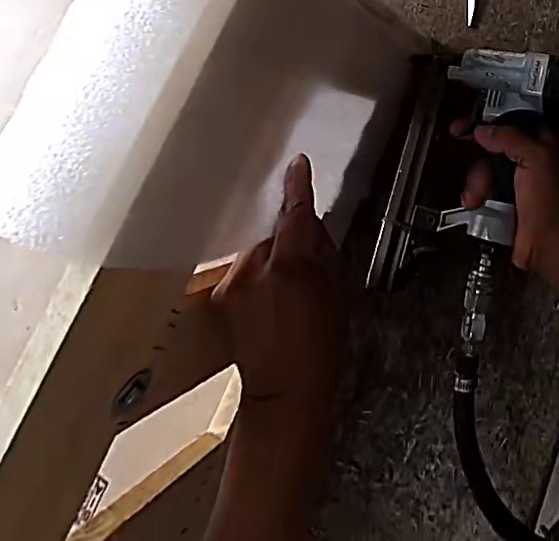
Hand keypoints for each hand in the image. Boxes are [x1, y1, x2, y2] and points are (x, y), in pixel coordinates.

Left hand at [207, 154, 345, 414]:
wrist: (285, 392)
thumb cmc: (320, 343)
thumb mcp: (337, 289)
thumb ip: (321, 250)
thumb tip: (310, 223)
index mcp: (288, 266)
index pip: (294, 214)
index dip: (297, 186)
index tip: (297, 164)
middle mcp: (252, 271)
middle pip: (272, 233)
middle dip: (288, 239)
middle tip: (306, 265)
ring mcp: (231, 285)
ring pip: (257, 251)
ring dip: (272, 258)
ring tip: (288, 290)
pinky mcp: (221, 297)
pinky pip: (244, 270)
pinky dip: (258, 273)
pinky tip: (271, 299)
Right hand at [457, 120, 558, 270]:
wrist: (550, 245)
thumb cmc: (551, 201)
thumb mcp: (535, 158)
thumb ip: (509, 138)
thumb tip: (483, 130)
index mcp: (543, 144)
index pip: (512, 121)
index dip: (490, 121)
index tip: (466, 126)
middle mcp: (531, 161)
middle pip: (494, 149)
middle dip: (480, 160)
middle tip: (475, 171)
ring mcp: (518, 184)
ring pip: (486, 171)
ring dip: (476, 182)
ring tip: (476, 196)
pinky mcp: (506, 204)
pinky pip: (484, 192)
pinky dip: (476, 196)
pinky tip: (474, 204)